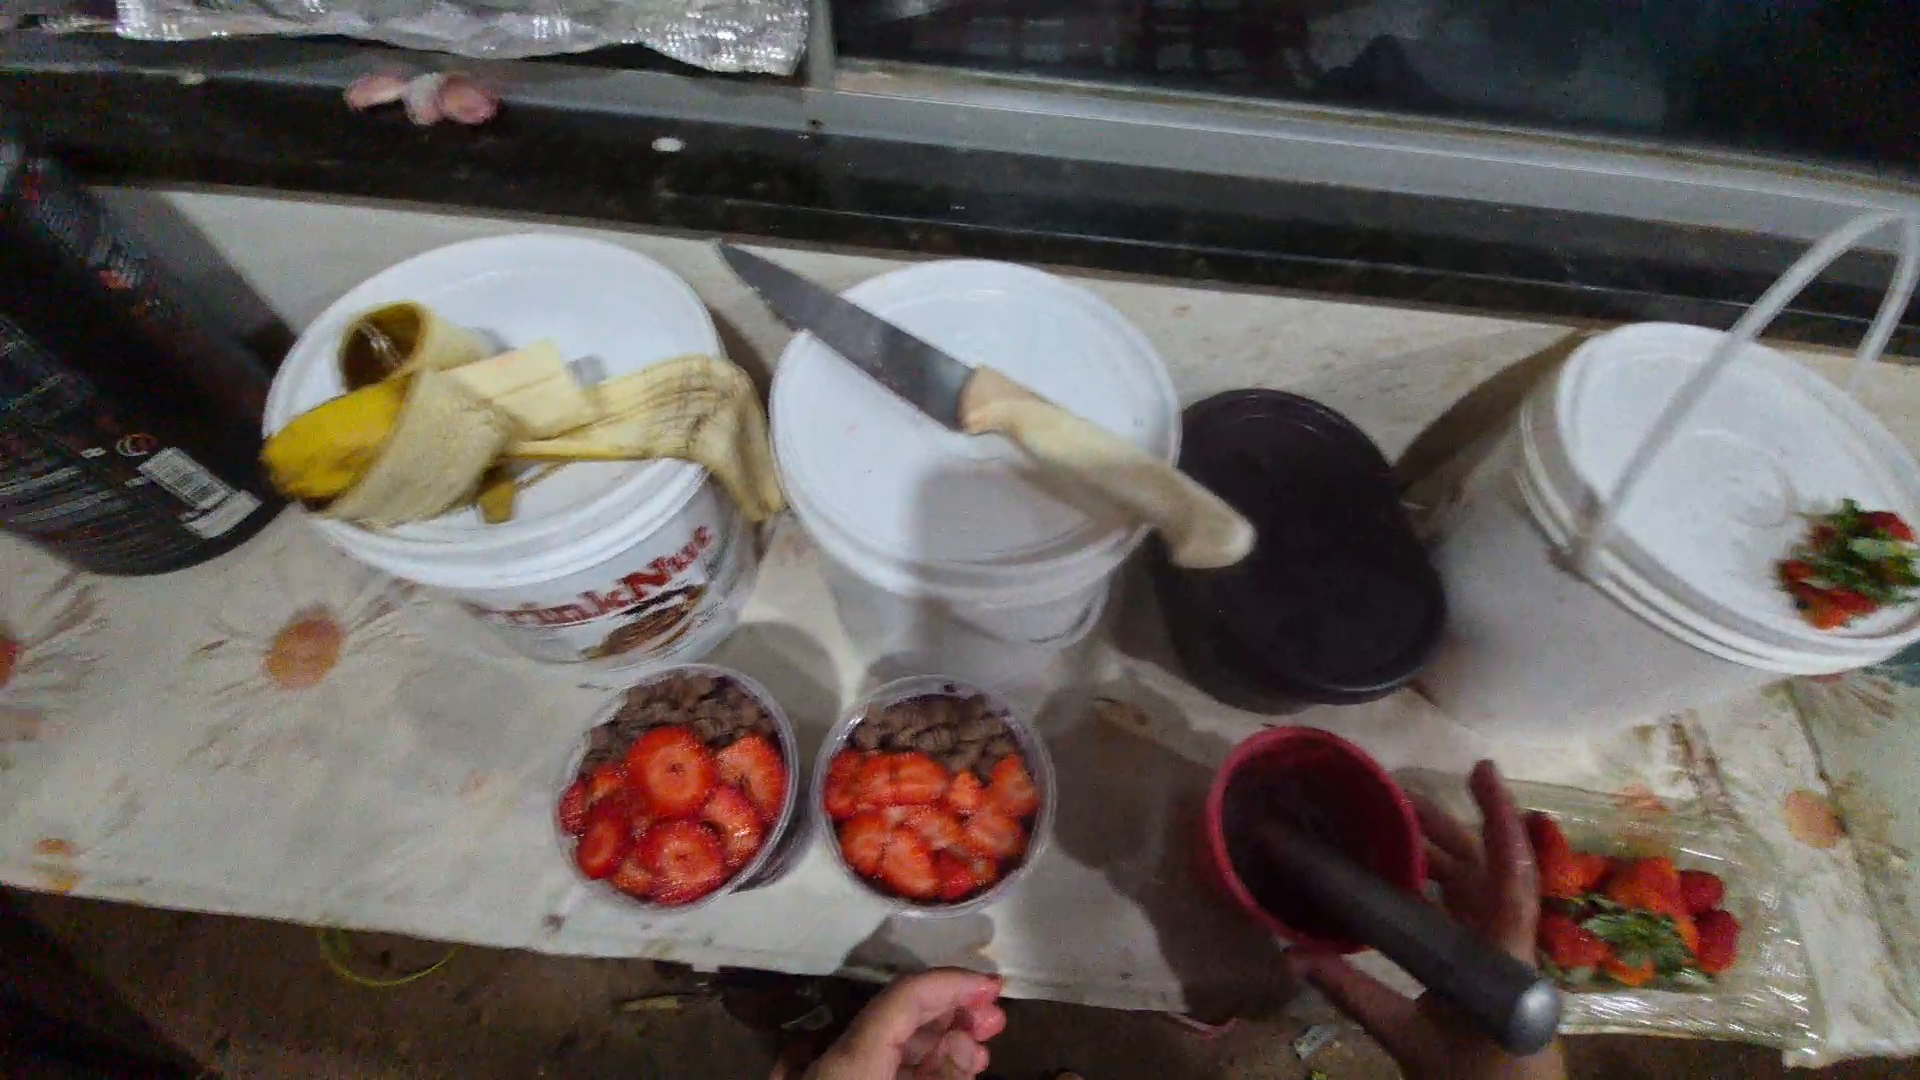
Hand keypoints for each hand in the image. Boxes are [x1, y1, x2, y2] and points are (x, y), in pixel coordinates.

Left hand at [804, 969, 1005, 1079]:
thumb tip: (966, 1041)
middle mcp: (835, 1056)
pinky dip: (915, 1063)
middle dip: (951, 1008)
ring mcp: (828, 1073)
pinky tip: (949, 1069)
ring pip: (890, 1041)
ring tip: (981, 1049)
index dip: (953, 982)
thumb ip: (941, 1077)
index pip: (907, 994)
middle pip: (899, 1012)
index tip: (994, 986)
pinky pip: (878, 1065)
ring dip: (939, 1038)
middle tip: (995, 1017)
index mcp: (850, 1057)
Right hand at [1289, 760, 1567, 1079]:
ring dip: (1431, 846)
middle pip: (1480, 864)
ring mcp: (1499, 946)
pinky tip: (1395, 867)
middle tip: (1387, 791)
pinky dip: (1429, 876)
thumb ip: (1354, 995)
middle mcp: (1507, 939)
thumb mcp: (1412, 1042)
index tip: (1481, 769)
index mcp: (1502, 956)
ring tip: (1382, 819)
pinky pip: (1461, 901)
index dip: (1500, 821)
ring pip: (1469, 879)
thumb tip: (1292, 955)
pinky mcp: (1487, 956)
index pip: (1510, 878)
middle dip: (1438, 821)